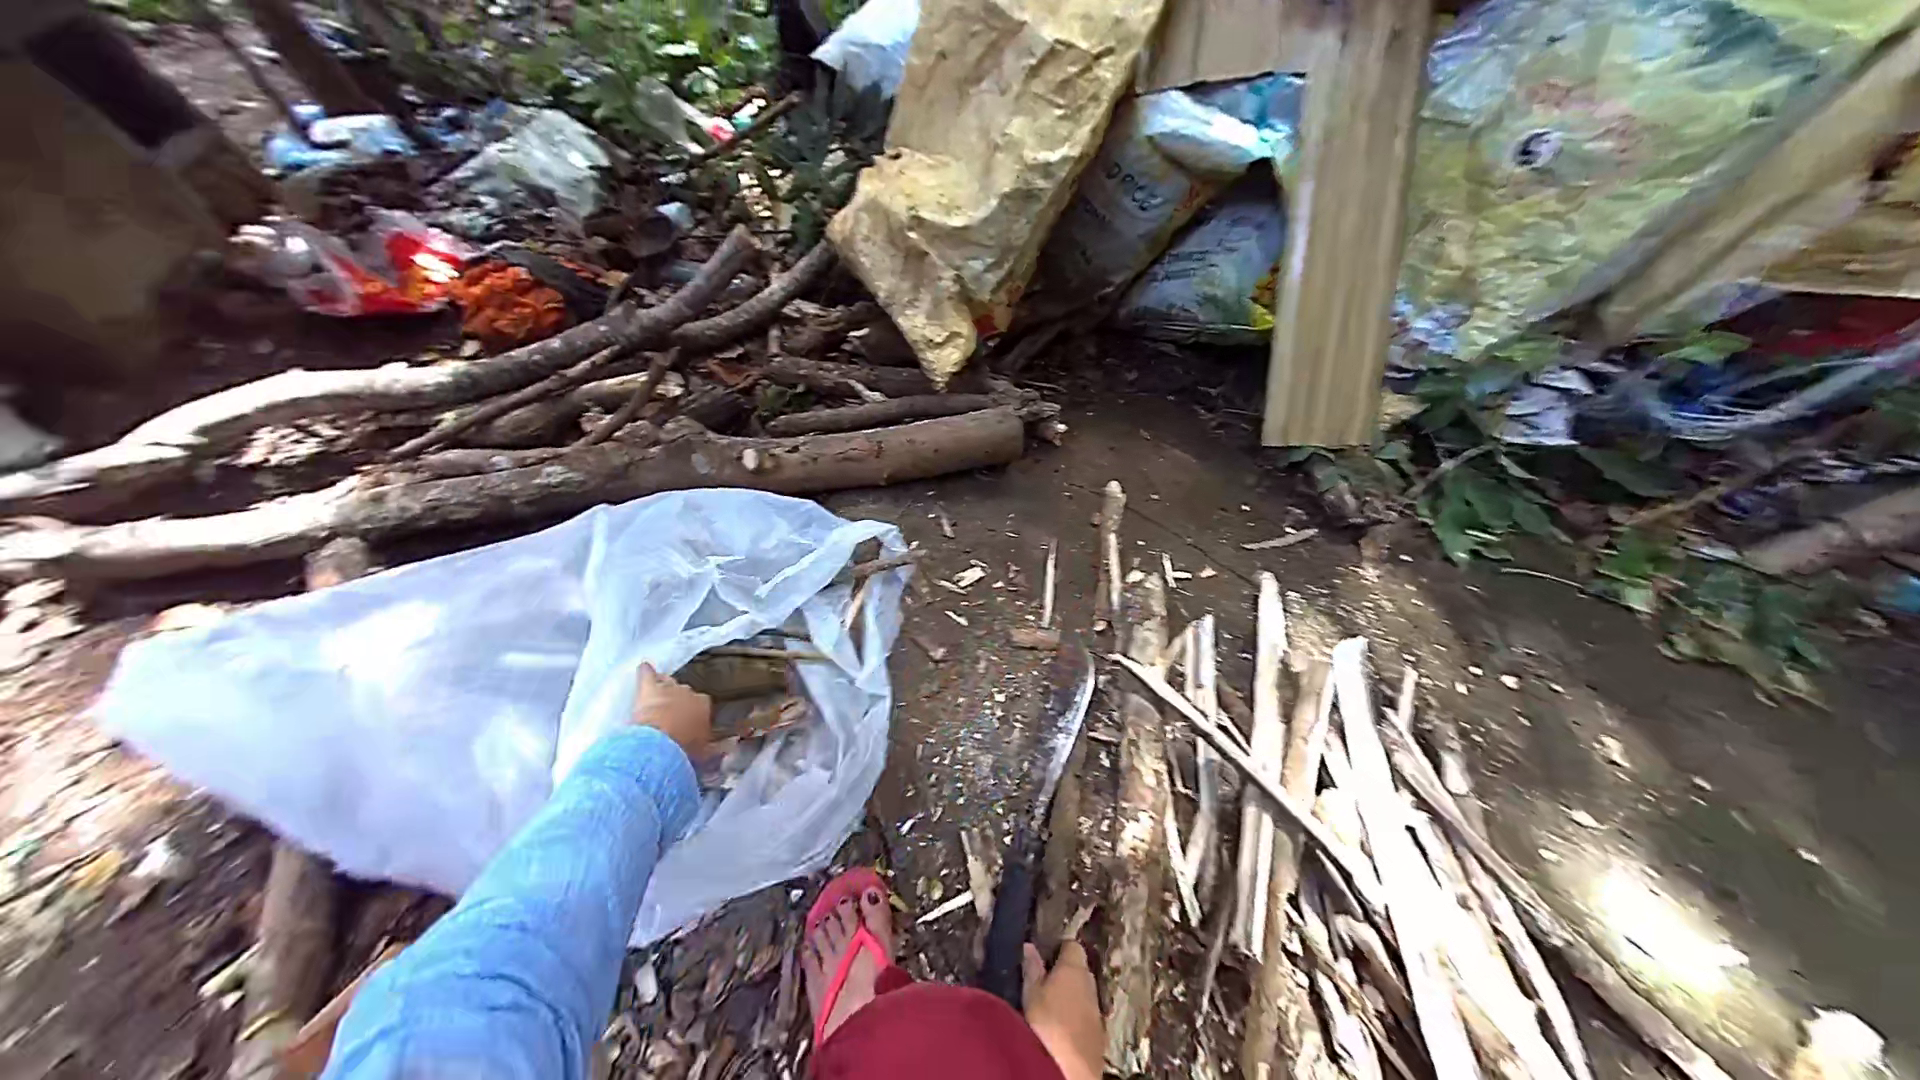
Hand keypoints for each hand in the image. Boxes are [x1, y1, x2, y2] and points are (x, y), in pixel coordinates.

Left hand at [632, 663, 711, 758]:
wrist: (660, 744)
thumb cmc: (685, 748)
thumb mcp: (705, 752)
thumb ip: (717, 747)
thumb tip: (730, 747)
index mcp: (704, 705)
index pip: (702, 704)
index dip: (693, 714)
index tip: (688, 724)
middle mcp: (689, 692)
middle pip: (684, 693)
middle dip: (679, 702)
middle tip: (672, 717)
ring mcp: (669, 687)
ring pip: (668, 682)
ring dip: (664, 689)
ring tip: (660, 698)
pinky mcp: (649, 688)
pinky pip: (647, 674)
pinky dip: (646, 672)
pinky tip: (644, 667)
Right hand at [1022, 939, 1103, 1079]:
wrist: (1070, 1069)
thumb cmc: (1047, 1024)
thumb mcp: (1031, 993)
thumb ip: (1032, 968)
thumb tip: (1030, 946)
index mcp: (1074, 968)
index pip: (1072, 945)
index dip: (1059, 948)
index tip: (1045, 955)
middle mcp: (1090, 983)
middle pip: (1080, 968)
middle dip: (1065, 972)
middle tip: (1045, 981)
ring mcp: (1097, 1008)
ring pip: (1084, 992)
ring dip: (1072, 994)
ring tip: (1052, 1004)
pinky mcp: (1100, 1032)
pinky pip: (1087, 1013)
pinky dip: (1077, 1014)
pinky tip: (1063, 1025)